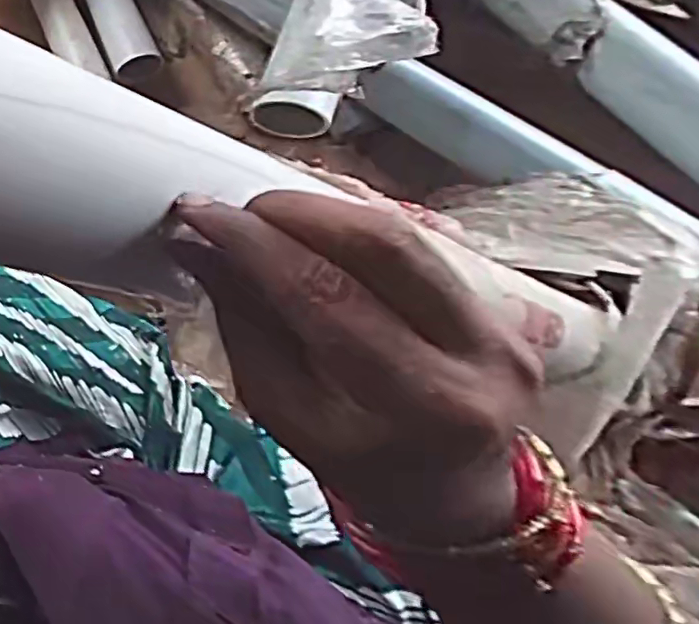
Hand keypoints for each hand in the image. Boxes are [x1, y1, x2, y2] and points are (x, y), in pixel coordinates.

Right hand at [170, 191, 541, 543]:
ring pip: (397, 231)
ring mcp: (500, 327)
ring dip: (315, 208)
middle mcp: (473, 358)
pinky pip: (410, 241)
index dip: (251, 240)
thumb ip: (241, 319)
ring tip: (265, 217)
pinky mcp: (501, 304)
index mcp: (412, 403)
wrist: (449, 491)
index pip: (321, 292)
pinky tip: (308, 230)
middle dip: (288, 210)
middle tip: (235, 211)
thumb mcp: (278, 405)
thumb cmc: (350, 457)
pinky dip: (344, 224)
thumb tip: (197, 245)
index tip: (196, 212)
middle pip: (377, 243)